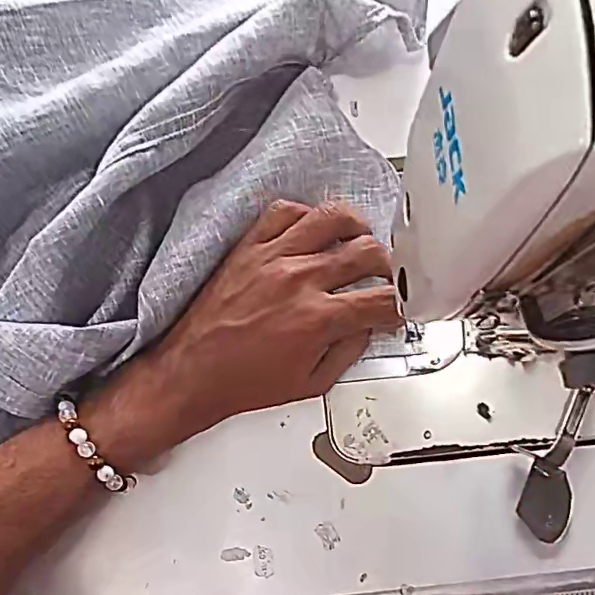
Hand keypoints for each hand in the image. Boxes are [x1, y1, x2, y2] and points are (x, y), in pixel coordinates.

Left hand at [85, 200, 402, 465]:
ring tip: (359, 241)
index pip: (383, 299)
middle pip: (367, 252)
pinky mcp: (247, 248)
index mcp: (318, 319)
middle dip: (388, 266)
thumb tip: (367, 327)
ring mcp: (272, 258)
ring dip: (357, 228)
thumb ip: (348, 351)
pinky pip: (285, 211)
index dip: (403, 303)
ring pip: (332, 218)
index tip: (401, 306)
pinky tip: (312, 231)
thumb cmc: (241, 382)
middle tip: (385, 277)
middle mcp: (298, 280)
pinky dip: (307, 215)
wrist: (192, 373)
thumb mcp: (310, 383)